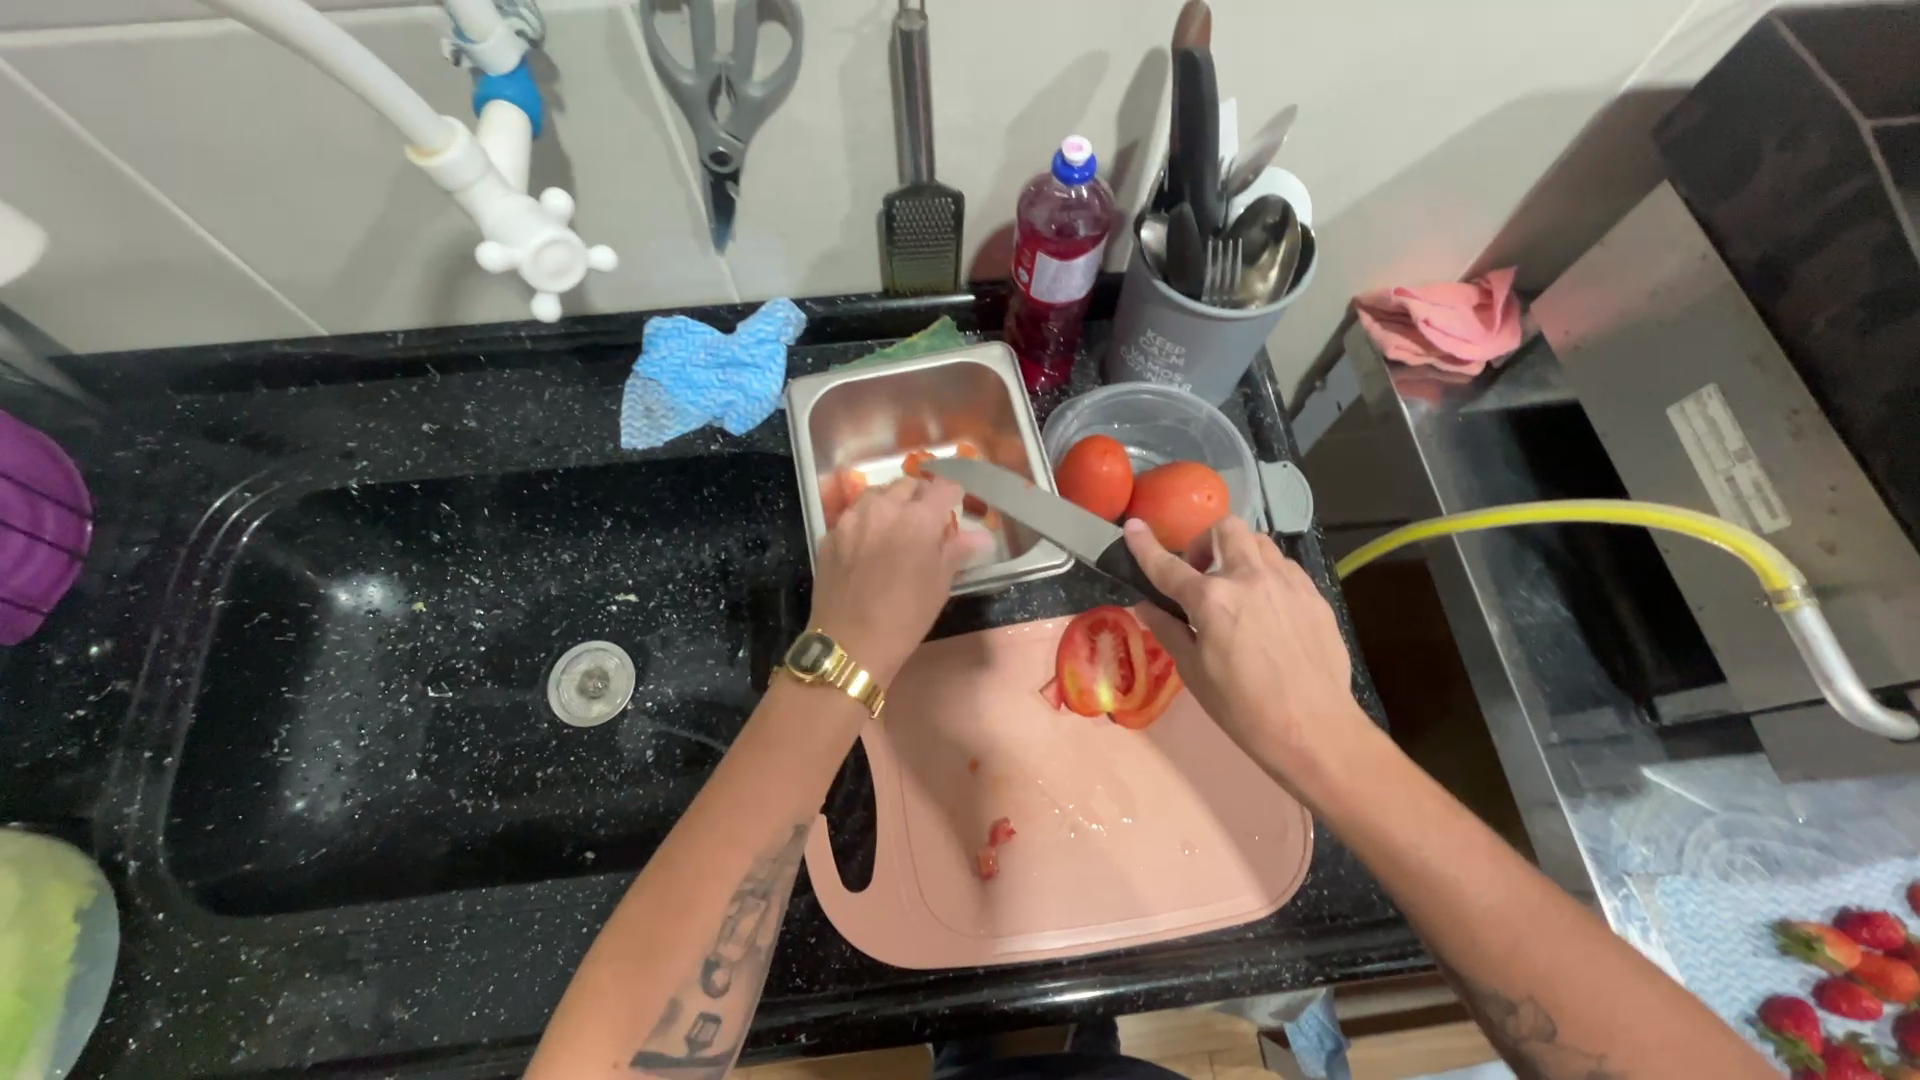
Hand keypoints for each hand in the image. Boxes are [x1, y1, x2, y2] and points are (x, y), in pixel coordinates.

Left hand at [808, 477, 981, 683]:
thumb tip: (980, 536)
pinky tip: (868, 543)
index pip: (943, 489)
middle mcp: (884, 508)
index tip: (955, 504)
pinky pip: (853, 516)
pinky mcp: (830, 534)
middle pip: (907, 485)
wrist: (850, 643)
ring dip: (891, 502)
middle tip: (926, 516)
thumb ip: (956, 551)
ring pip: (876, 494)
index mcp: (919, 518)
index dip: (952, 494)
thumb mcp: (939, 585)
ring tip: (896, 525)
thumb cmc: (906, 617)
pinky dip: (866, 521)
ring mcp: (852, 519)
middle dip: (920, 495)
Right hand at [1126, 516, 1372, 785]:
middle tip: (1200, 571)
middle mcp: (1249, 578)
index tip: (1133, 527)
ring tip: (1235, 585)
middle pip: (1225, 529)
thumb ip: (1168, 630)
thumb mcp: (1194, 672)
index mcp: (1211, 600)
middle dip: (1205, 540)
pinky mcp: (1314, 595)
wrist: (1313, 728)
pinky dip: (1267, 573)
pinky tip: (1266, 605)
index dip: (1145, 546)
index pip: (1168, 566)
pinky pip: (1285, 566)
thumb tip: (1145, 606)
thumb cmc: (1242, 708)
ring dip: (1238, 552)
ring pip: (1259, 541)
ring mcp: (1286, 583)